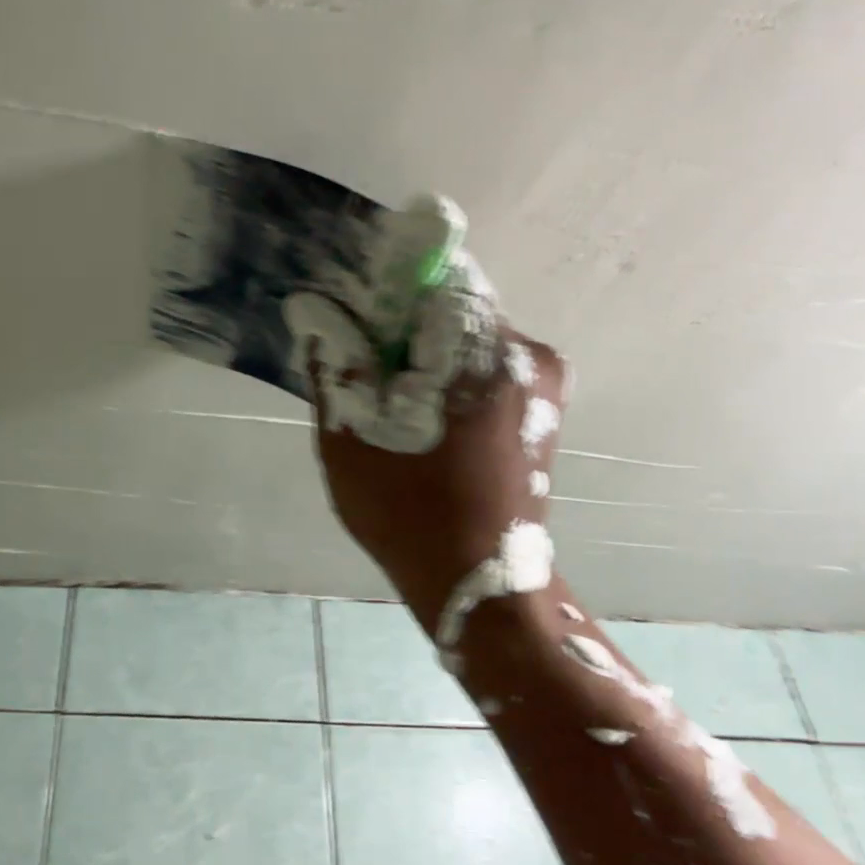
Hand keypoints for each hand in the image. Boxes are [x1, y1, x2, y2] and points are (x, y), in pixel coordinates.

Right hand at [297, 294, 569, 631]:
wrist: (480, 584)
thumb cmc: (408, 512)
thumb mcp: (350, 438)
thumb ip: (334, 368)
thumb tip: (320, 316)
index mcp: (486, 349)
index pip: (433, 280)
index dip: (384, 291)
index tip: (352, 317)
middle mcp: (528, 354)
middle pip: (452, 311)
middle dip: (404, 328)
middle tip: (361, 360)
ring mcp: (544, 384)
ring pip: (468, 342)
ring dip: (426, 356)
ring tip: (385, 393)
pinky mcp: (542, 412)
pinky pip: (487, 370)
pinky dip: (450, 379)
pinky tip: (419, 414)